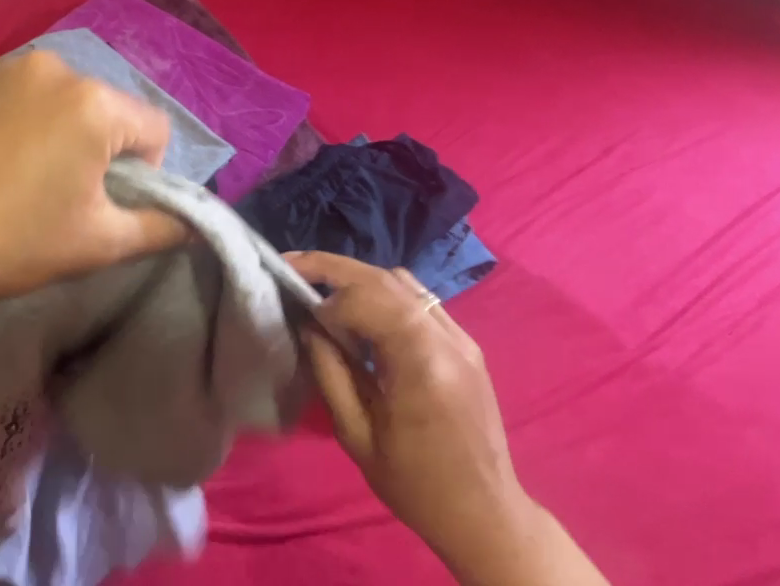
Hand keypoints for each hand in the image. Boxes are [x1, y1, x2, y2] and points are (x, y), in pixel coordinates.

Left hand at [0, 49, 185, 302]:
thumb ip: (163, 228)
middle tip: (65, 194)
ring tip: (27, 176)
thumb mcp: (100, 244)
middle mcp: (56, 68)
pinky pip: (22, 95)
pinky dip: (23, 121)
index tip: (104, 203)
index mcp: (95, 103)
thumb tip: (196, 224)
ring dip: (63, 130)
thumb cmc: (15, 242)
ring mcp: (7, 68)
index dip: (144, 173)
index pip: (154, 130)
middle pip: (108, 109)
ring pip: (65, 99)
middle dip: (101, 148)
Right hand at [288, 252, 600, 585]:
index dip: (329, 300)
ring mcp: (461, 338)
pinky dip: (384, 295)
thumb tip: (310, 326)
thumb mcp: (357, 434)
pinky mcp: (467, 345)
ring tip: (325, 289)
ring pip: (405, 283)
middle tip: (293, 265)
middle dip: (335, 268)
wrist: (486, 515)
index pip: (368, 298)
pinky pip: (420, 302)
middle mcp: (446, 338)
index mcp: (421, 363)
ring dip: (360, 279)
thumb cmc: (415, 484)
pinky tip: (363, 314)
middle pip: (385, 279)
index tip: (305, 319)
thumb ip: (330, 372)